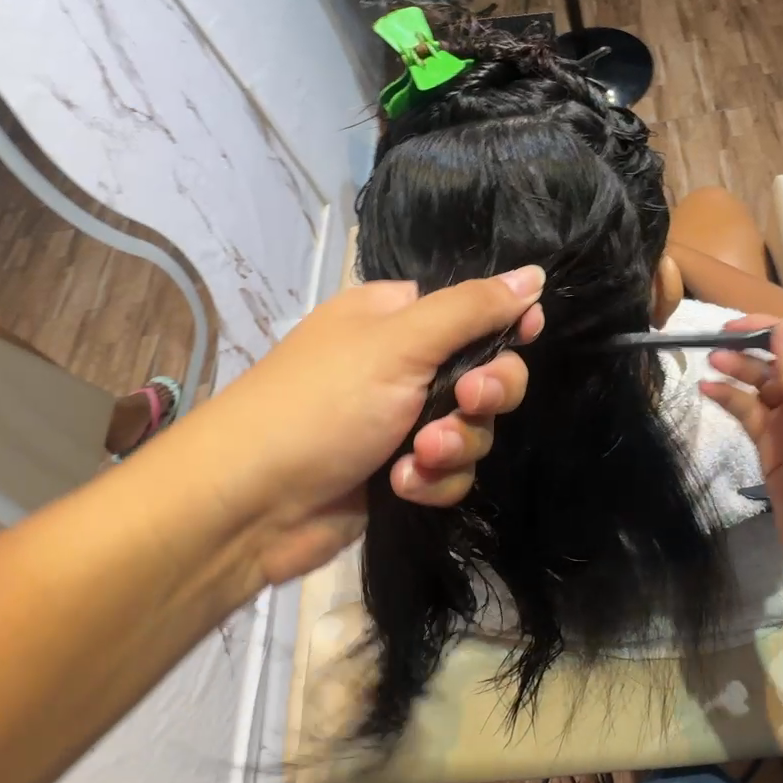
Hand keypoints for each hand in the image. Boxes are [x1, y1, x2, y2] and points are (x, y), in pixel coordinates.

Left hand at [158, 266, 544, 583]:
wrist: (247, 507)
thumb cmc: (321, 405)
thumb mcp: (400, 343)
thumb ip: (473, 309)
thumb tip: (535, 274)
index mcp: (397, 317)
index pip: (474, 309)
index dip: (506, 324)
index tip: (526, 336)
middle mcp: (403, 364)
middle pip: (486, 370)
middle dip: (484, 394)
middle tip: (467, 403)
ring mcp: (401, 421)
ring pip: (474, 428)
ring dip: (454, 445)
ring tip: (417, 457)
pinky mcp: (399, 473)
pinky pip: (448, 471)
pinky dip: (431, 481)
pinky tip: (400, 487)